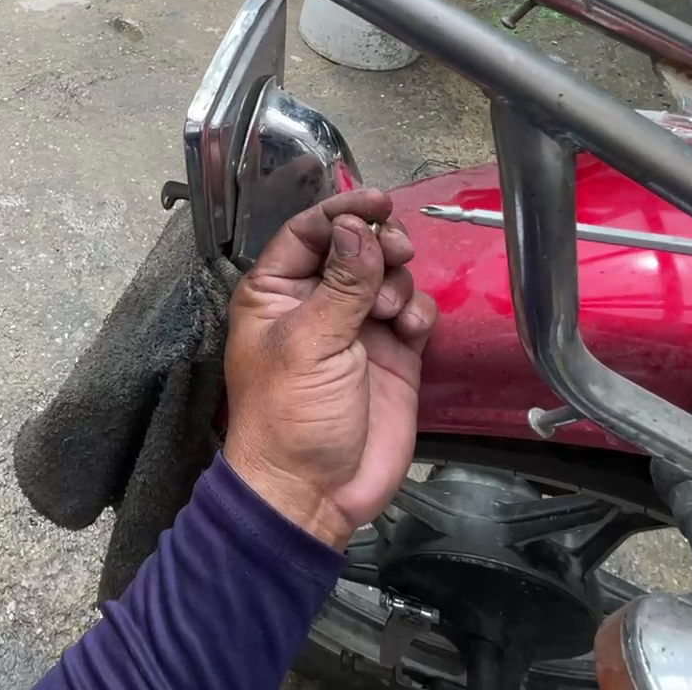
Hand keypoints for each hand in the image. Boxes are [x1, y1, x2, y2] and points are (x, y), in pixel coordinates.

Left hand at [222, 189, 437, 548]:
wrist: (315, 489)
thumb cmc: (290, 414)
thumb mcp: (310, 342)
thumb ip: (340, 284)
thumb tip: (357, 228)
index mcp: (275, 290)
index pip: (306, 231)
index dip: (340, 211)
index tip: (377, 202)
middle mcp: (314, 300)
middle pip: (353, 246)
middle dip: (377, 243)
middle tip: (394, 252)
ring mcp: (355, 325)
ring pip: (386, 274)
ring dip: (395, 281)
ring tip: (388, 312)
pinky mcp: (390, 351)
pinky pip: (411, 310)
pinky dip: (416, 311)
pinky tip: (409, 329)